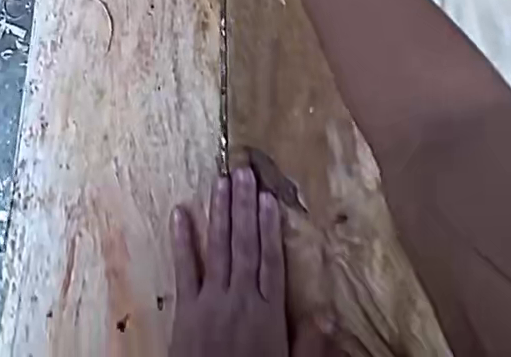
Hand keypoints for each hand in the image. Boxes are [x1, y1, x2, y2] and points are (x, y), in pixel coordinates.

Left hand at [170, 169, 290, 356]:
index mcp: (267, 312)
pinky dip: (182, 241)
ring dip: (221, 212)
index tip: (271, 196)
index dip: (271, 226)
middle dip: (246, 206)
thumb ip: (308, 344)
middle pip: (245, 244)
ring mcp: (212, 302)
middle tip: (246, 171)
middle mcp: (241, 298)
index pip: (271, 260)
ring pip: (219, 248)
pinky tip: (179, 213)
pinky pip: (184, 271)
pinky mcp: (186, 311)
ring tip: (222, 180)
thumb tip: (331, 313)